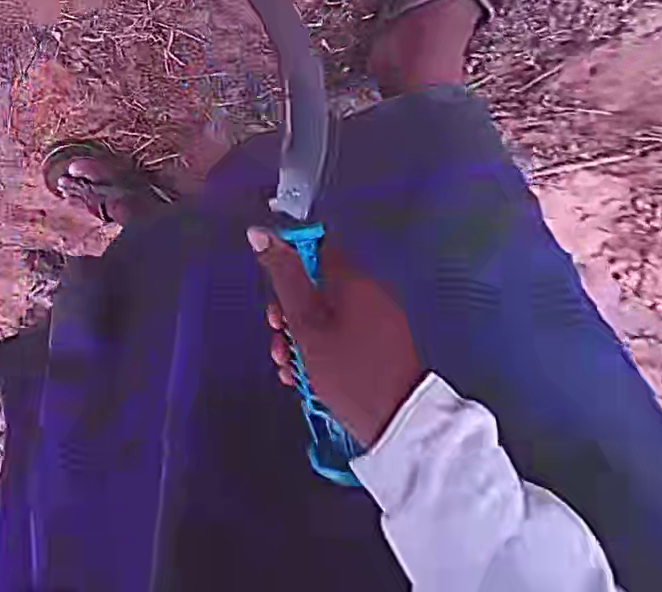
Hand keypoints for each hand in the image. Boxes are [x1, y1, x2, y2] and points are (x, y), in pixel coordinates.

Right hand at [249, 227, 426, 448]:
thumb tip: (260, 233)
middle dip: (288, 310)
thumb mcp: (305, 322)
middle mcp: (368, 294)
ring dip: (299, 334)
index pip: (312, 248)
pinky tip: (305, 374)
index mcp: (352, 279)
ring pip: (324, 314)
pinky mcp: (380, 347)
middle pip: (315, 285)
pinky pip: (341, 335)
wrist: (401, 428)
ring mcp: (377, 322)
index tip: (275, 293)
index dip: (286, 264)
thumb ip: (282, 275)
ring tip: (287, 363)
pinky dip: (321, 348)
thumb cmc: (349, 371)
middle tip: (278, 334)